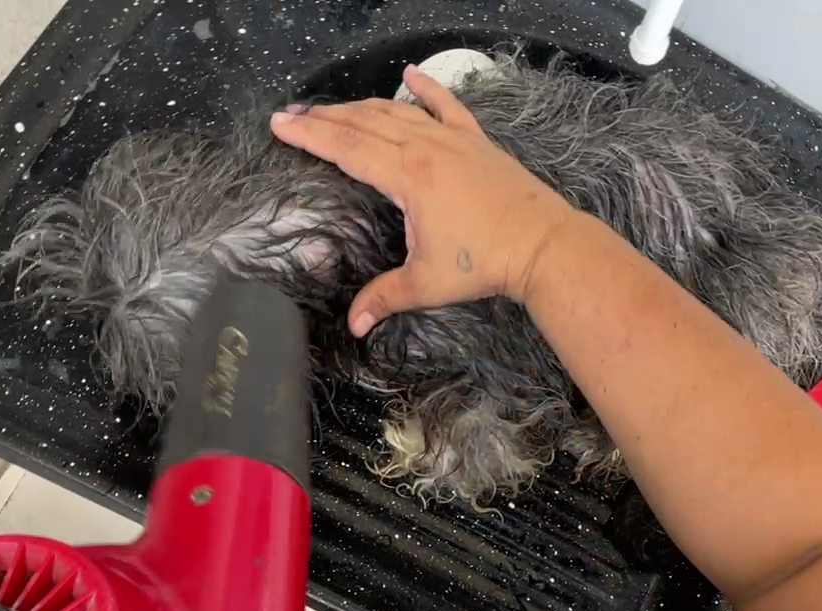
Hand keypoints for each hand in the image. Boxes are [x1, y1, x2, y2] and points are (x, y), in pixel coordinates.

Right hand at [270, 64, 581, 335]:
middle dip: (325, 117)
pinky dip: (427, 89)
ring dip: (362, 106)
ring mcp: (454, 138)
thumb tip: (354, 325)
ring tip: (334, 108)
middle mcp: (426, 146)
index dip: (310, 135)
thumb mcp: (426, 284)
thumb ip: (385, 297)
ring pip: (398, 111)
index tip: (280, 124)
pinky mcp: (476, 141)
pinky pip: (446, 106)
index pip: (347, 147)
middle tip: (293, 114)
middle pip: (365, 121)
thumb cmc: (483, 264)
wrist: (541, 244)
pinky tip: (411, 74)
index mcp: (408, 175)